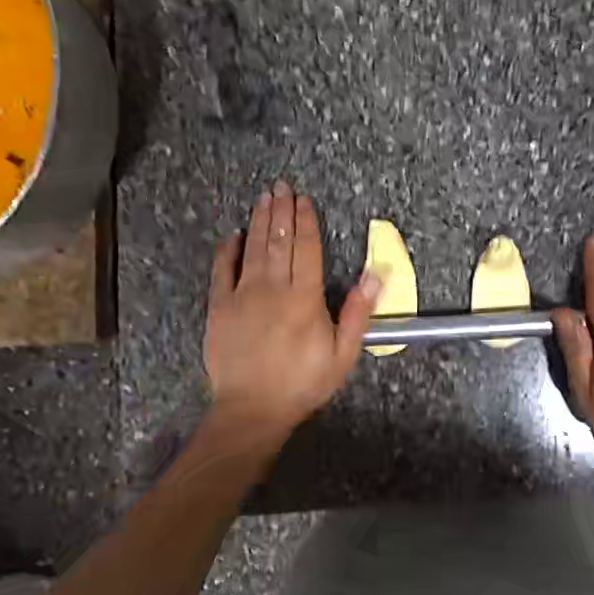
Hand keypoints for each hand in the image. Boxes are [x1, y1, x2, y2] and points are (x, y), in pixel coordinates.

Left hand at [205, 181, 378, 435]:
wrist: (252, 409)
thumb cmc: (303, 384)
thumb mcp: (342, 355)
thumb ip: (356, 313)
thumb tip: (374, 275)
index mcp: (304, 298)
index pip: (306, 248)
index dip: (306, 221)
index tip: (304, 199)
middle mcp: (273, 288)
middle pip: (279, 240)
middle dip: (282, 210)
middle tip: (282, 186)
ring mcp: (242, 295)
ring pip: (253, 248)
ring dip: (260, 221)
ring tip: (264, 198)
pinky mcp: (219, 307)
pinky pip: (221, 270)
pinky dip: (228, 250)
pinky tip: (234, 234)